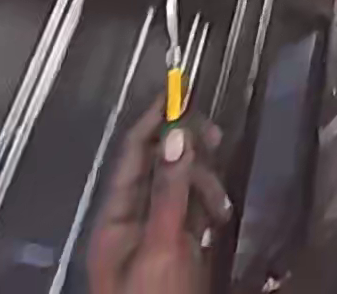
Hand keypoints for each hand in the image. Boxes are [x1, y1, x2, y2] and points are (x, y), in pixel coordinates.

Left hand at [89, 94, 231, 293]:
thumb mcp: (163, 246)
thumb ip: (171, 187)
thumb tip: (179, 132)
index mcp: (116, 218)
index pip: (133, 152)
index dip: (155, 119)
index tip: (181, 90)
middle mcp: (133, 219)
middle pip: (161, 162)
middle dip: (190, 151)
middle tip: (217, 140)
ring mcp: (156, 233)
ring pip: (182, 181)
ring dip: (205, 182)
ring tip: (220, 207)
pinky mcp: (177, 245)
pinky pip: (193, 205)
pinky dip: (208, 203)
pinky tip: (219, 218)